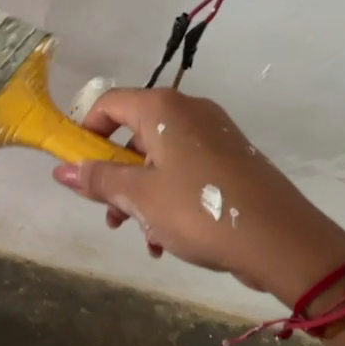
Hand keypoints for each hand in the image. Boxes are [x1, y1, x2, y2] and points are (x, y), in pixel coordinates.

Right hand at [53, 88, 344, 305]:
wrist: (283, 241)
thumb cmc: (200, 210)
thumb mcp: (140, 197)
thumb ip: (98, 179)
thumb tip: (61, 168)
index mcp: (163, 108)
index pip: (108, 104)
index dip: (86, 134)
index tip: (79, 170)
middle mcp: (189, 111)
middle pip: (135, 134)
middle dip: (116, 177)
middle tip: (111, 216)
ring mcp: (215, 134)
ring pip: (161, 159)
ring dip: (143, 196)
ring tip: (144, 238)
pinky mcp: (233, 159)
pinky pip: (187, 171)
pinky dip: (171, 198)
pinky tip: (170, 241)